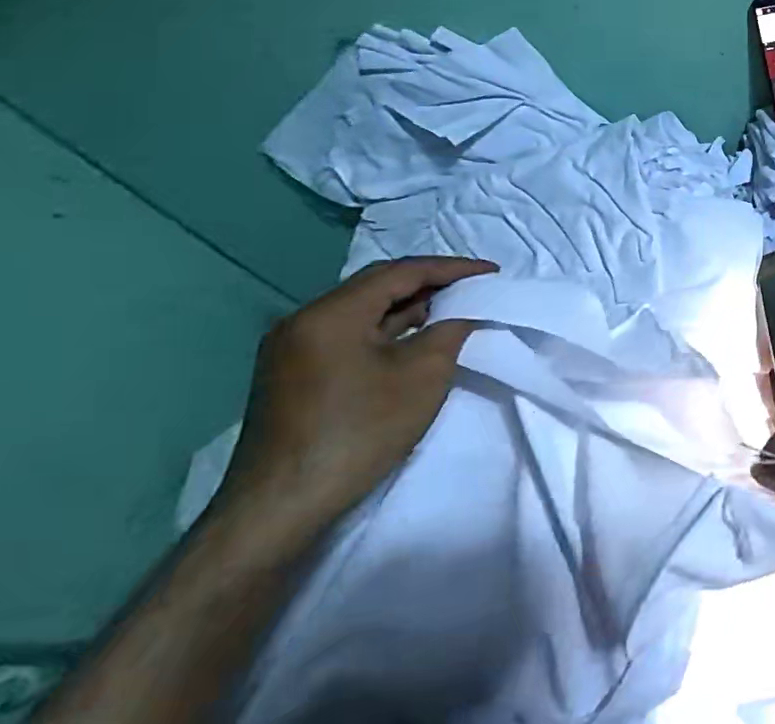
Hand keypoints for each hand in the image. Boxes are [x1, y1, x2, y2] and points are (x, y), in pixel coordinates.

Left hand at [216, 256, 498, 532]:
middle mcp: (304, 319)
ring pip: (362, 310)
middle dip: (430, 283)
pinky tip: (413, 340)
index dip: (452, 268)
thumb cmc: (359, 431)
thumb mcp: (423, 375)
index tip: (493, 272)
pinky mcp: (293, 373)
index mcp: (331, 313)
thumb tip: (463, 312)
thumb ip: (450, 330)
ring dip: (408, 307)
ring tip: (453, 309)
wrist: (282, 506)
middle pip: (377, 286)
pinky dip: (385, 330)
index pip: (401, 272)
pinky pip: (348, 334)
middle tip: (474, 287)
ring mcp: (292, 347)